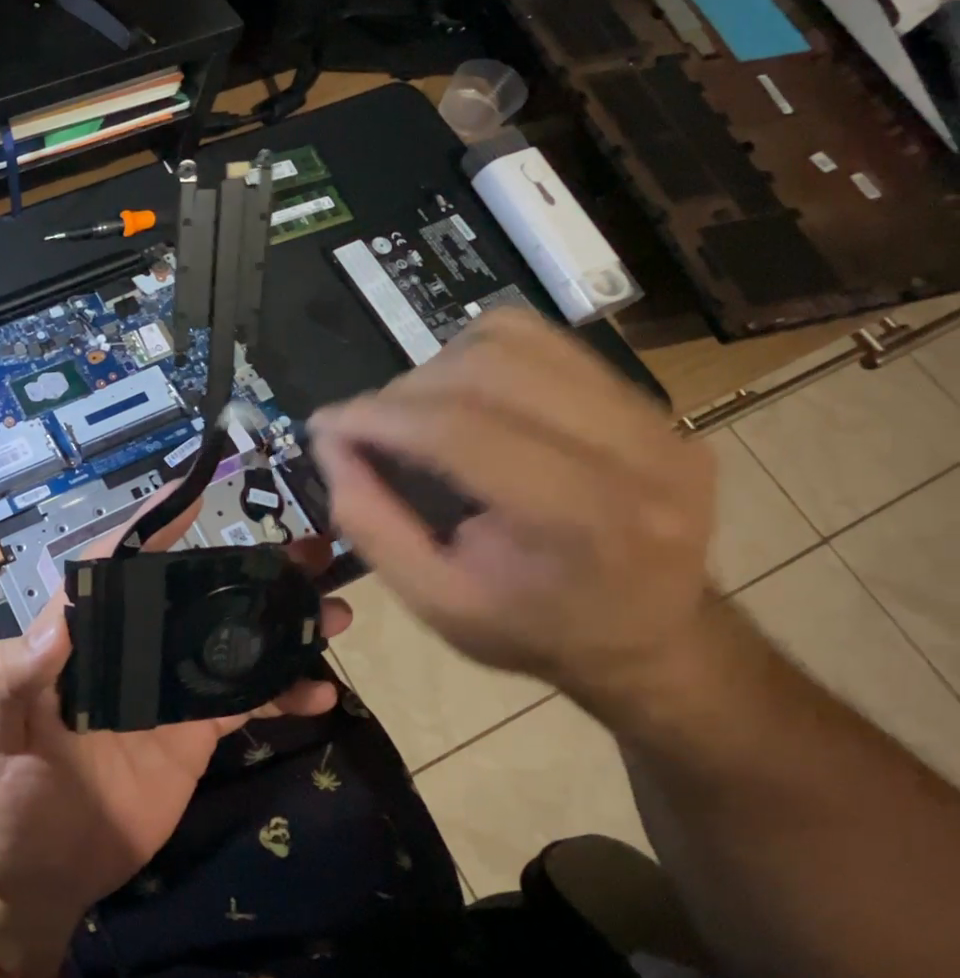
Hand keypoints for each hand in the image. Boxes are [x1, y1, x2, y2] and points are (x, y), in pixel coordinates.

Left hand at [0, 485, 353, 925]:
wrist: (36, 877)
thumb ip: (6, 678)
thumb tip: (57, 625)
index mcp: (72, 644)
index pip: (109, 573)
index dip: (148, 532)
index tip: (193, 494)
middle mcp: (121, 657)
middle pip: (182, 599)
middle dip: (240, 570)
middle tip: (304, 551)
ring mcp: (160, 696)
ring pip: (221, 645)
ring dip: (275, 626)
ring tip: (332, 610)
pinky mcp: (189, 739)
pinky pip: (239, 707)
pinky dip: (280, 694)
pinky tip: (320, 690)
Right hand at [306, 309, 714, 701]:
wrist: (649, 637)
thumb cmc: (532, 628)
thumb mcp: (433, 601)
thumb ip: (370, 522)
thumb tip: (329, 440)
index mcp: (581, 522)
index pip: (461, 432)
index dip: (378, 417)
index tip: (324, 424)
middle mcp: (634, 453)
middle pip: (487, 371)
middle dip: (402, 392)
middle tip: (366, 428)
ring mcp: (652, 418)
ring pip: (515, 341)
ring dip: (438, 367)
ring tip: (414, 412)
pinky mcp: (651, 401)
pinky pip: (545, 343)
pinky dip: (482, 356)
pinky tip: (461, 397)